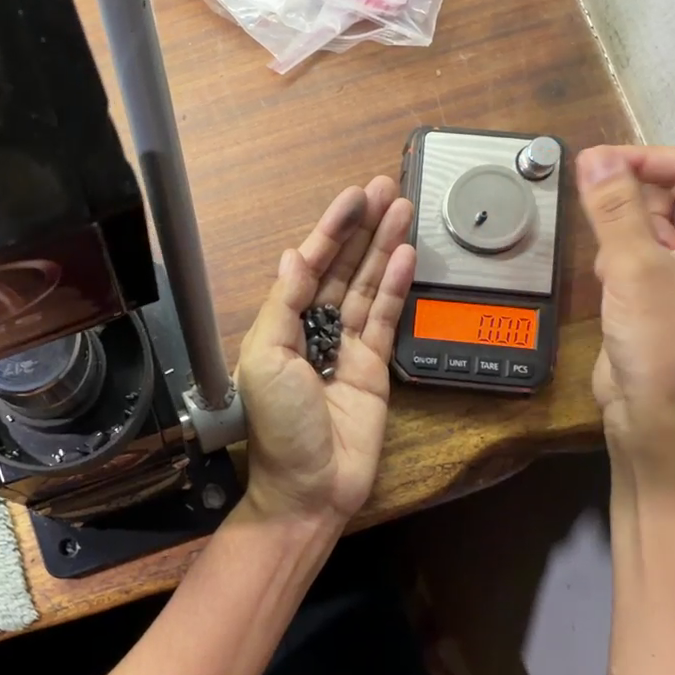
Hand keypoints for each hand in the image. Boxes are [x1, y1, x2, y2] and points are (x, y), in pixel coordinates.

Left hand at [235, 177, 416, 528]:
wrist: (309, 486)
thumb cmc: (280, 428)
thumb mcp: (267, 360)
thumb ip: (283, 305)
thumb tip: (294, 255)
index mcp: (279, 329)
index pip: (308, 269)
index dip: (330, 233)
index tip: (352, 199)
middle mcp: (311, 334)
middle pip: (340, 271)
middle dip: (361, 230)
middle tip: (386, 188)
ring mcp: (345, 351)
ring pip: (366, 288)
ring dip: (383, 249)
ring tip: (403, 208)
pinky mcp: (374, 369)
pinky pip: (385, 319)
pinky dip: (396, 288)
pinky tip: (407, 256)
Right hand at [576, 146, 674, 439]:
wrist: (648, 407)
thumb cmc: (658, 342)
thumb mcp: (633, 268)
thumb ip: (614, 208)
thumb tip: (592, 157)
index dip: (641, 161)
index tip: (591, 160)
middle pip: (669, 192)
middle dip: (629, 208)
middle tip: (599, 229)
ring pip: (647, 219)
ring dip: (620, 237)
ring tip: (614, 273)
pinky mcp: (664, 281)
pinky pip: (637, 246)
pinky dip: (617, 257)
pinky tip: (610, 284)